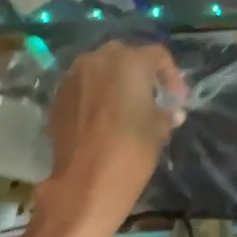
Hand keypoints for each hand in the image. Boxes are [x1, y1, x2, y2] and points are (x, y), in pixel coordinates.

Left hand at [40, 39, 185, 229]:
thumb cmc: (131, 151)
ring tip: (126, 108)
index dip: (172, 76)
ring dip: (116, 83)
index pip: (158, 55)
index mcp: (130, 62)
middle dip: (142, 74)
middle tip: (152, 98)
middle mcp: (98, 59)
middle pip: (126, 56)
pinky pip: (84, 86)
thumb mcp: (158, 131)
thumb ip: (166, 114)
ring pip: (101, 69)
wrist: (85, 181)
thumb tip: (172, 112)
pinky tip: (104, 118)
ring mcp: (74, 76)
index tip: (177, 100)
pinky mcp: (59, 95)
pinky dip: (97, 95)